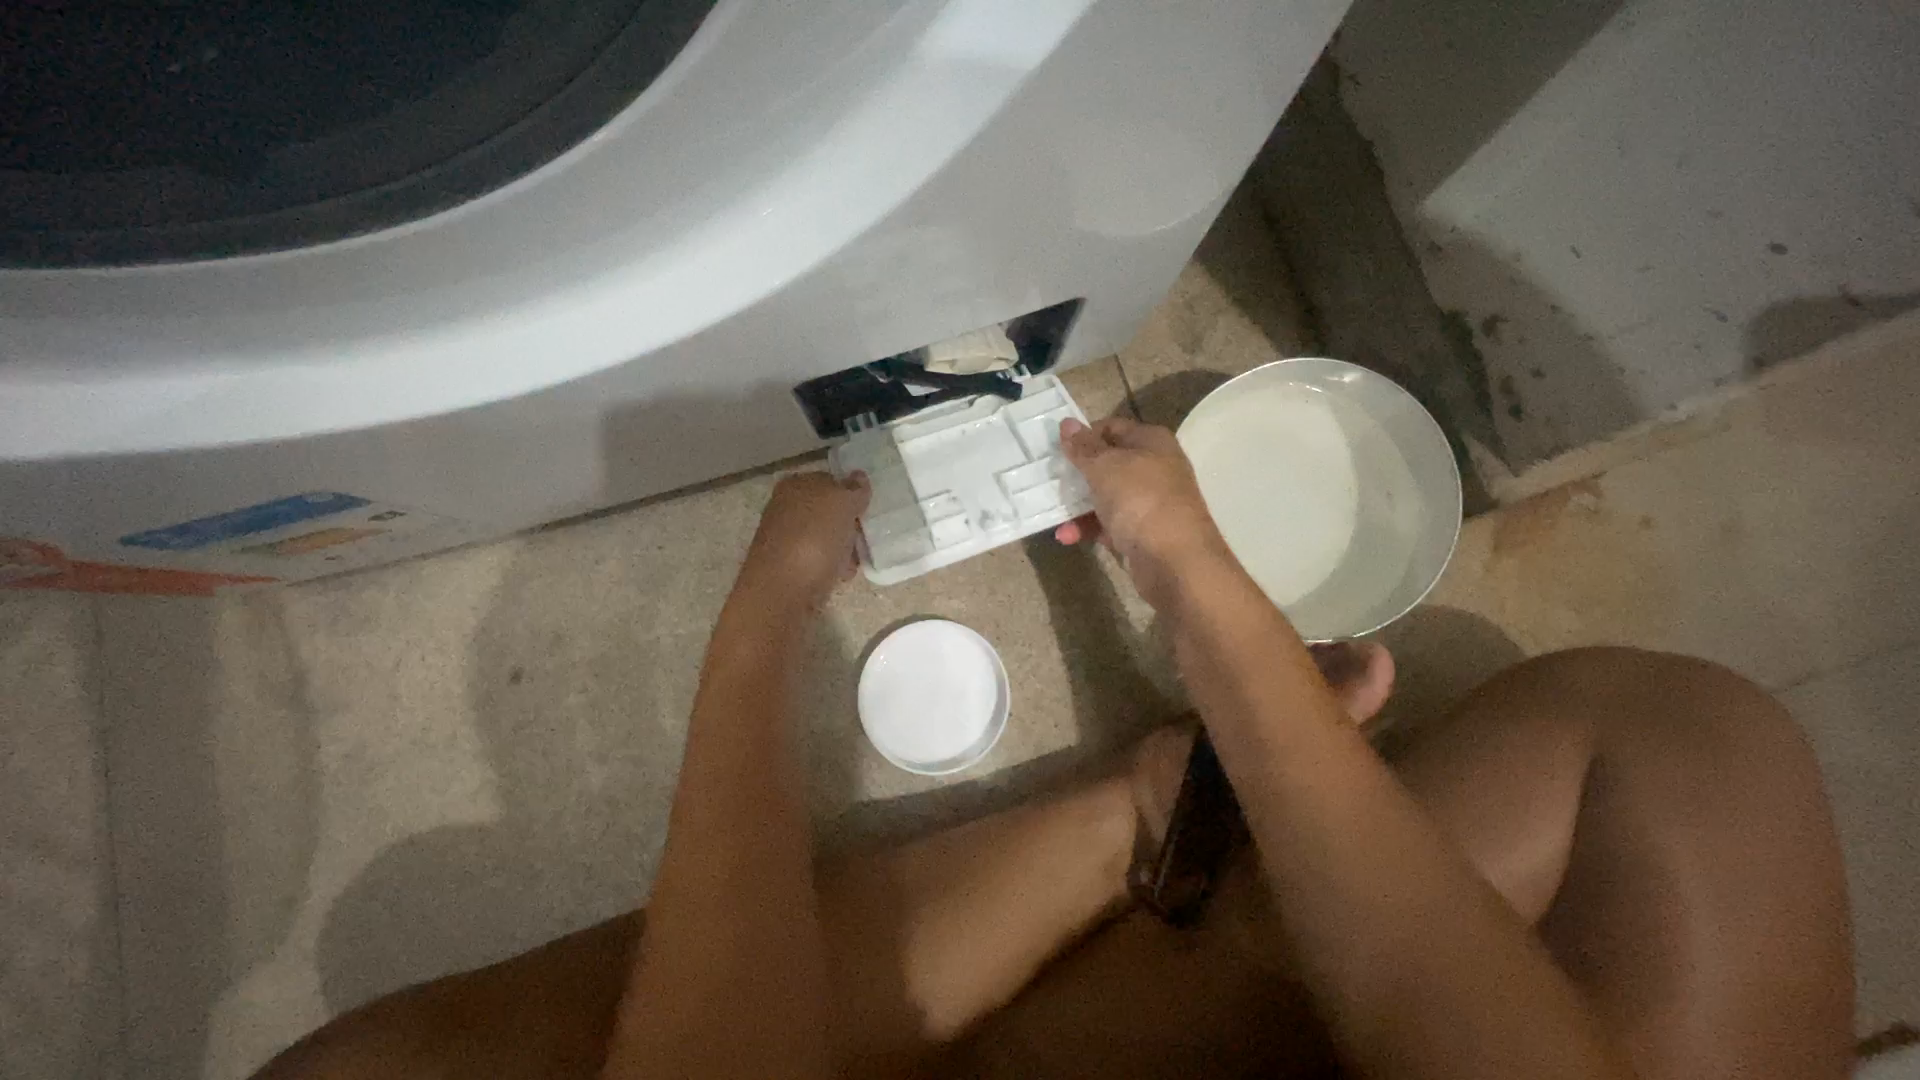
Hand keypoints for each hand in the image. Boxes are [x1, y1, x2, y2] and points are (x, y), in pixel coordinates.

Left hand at [736, 471, 870, 608]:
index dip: (851, 492)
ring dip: (844, 546)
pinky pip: (819, 559)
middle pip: (827, 510)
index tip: (868, 508)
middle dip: (849, 522)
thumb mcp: (842, 504)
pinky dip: (833, 565)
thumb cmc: (814, 539)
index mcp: (795, 484)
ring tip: (858, 558)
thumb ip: (854, 489)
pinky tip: (844, 574)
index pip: (829, 480)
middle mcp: (786, 507)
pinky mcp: (788, 565)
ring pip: (825, 535)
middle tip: (867, 533)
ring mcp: (785, 537)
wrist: (783, 590)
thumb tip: (858, 476)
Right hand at [1055, 416, 1234, 606]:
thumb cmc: (1140, 501)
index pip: (1112, 427)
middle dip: (1078, 474)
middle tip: (1049, 480)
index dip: (1084, 435)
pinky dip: (1089, 528)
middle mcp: (1154, 468)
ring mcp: (1150, 502)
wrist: (1175, 561)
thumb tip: (1067, 423)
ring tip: (1053, 516)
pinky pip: (1109, 524)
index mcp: (1151, 442)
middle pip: (1108, 464)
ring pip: (1106, 496)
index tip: (1056, 449)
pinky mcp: (1143, 533)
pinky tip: (1067, 537)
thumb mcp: (1106, 467)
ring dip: (1078, 506)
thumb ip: (1084, 447)